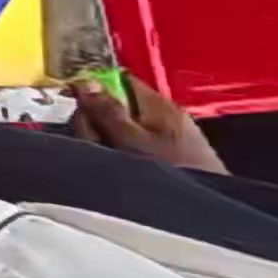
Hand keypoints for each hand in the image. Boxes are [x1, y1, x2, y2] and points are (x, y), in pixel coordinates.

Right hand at [72, 73, 226, 173]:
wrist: (203, 198)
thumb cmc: (166, 165)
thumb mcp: (128, 138)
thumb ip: (105, 110)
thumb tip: (84, 82)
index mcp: (158, 105)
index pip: (120, 79)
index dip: (94, 85)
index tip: (74, 99)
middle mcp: (165, 111)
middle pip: (116, 102)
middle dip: (95, 117)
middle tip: (92, 136)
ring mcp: (169, 128)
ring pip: (120, 120)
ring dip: (103, 133)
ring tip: (105, 150)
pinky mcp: (169, 143)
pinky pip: (131, 134)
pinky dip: (117, 143)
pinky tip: (117, 155)